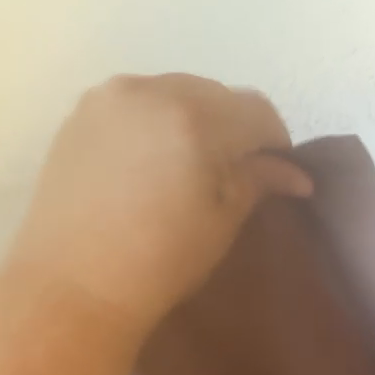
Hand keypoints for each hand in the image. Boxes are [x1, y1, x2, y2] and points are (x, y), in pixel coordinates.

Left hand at [5, 74, 312, 334]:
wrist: (78, 283)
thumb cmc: (163, 261)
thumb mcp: (223, 222)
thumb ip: (259, 182)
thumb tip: (296, 174)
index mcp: (196, 120)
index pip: (258, 111)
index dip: (276, 144)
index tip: (277, 177)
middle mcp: (152, 91)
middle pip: (217, 95)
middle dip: (237, 129)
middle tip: (238, 177)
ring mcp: (111, 97)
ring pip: (176, 93)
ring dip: (198, 122)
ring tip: (193, 171)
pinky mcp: (83, 112)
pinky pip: (140, 103)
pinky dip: (160, 124)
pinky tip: (156, 167)